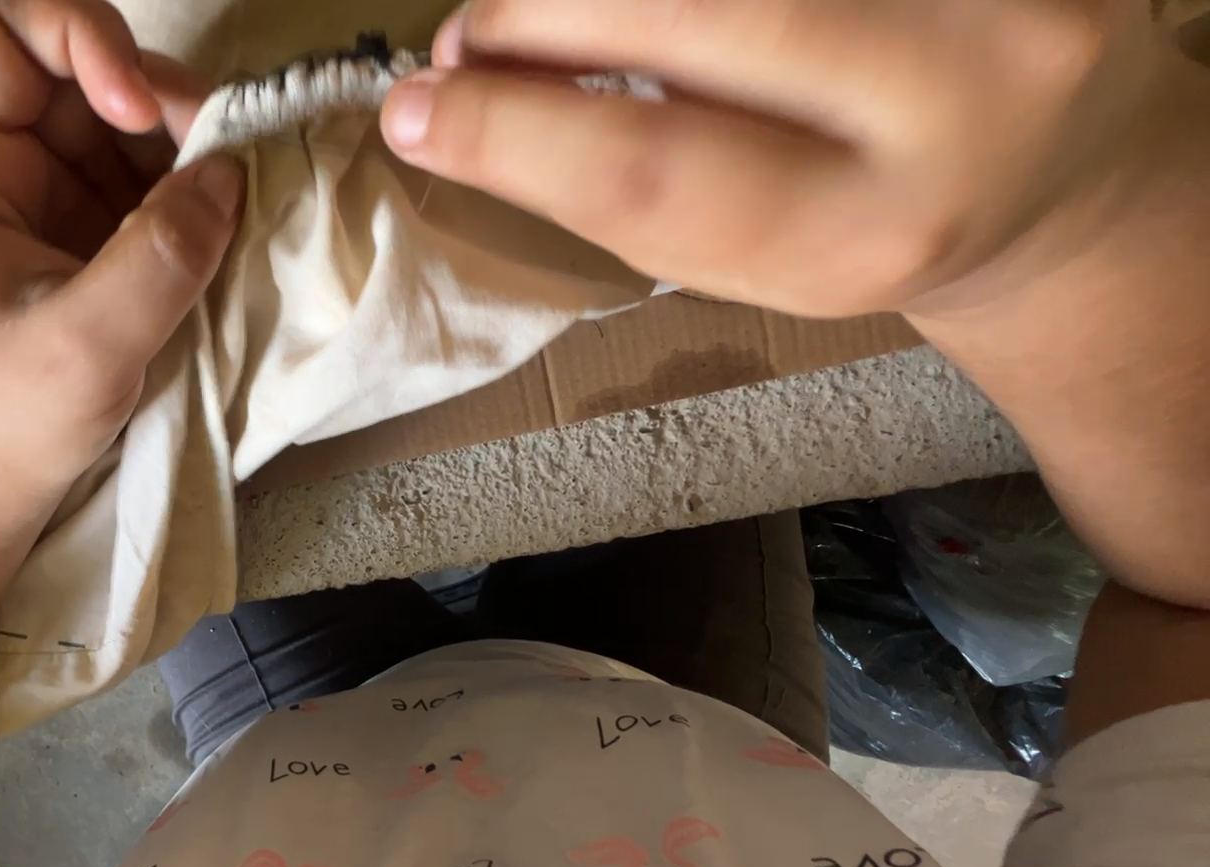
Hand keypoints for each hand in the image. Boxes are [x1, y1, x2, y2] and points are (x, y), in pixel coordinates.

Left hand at [0, 0, 243, 520]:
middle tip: (220, 152)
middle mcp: (13, 162)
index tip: (134, 111)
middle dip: (159, 96)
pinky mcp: (107, 232)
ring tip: (230, 194)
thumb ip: (157, 259)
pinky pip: (161, 175)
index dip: (73, 35)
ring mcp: (64, 195)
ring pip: (135, 118)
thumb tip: (228, 176)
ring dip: (191, 141)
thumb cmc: (17, 415)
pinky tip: (224, 219)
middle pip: (86, 65)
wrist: (8, 475)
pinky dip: (201, 185)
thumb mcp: (85, 346)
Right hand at [380, 0, 1188, 317]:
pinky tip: (620, 12)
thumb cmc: (838, 233)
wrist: (1042, 169)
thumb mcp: (723, 255)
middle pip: (718, 12)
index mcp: (852, 231)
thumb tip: (471, 110)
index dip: (516, 134)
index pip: (654, 171)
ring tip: (529, 18)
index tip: (412, 111)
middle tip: (466, 37)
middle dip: (552, 17)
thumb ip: (617, 186)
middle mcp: (959, 89)